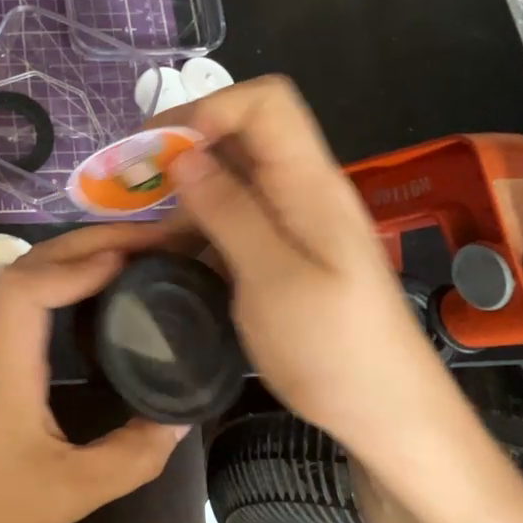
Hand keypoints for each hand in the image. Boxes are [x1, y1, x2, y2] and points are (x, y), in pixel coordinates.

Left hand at [0, 224, 192, 522]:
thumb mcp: (74, 491)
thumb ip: (132, 455)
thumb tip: (178, 420)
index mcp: (2, 358)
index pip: (33, 282)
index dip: (84, 262)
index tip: (139, 257)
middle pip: (29, 265)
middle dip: (89, 242)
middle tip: (152, 239)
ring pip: (20, 275)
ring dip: (73, 256)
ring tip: (130, 254)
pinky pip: (16, 296)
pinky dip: (57, 279)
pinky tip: (90, 293)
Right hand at [157, 76, 445, 452]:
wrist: (393, 420)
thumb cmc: (338, 352)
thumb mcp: (275, 281)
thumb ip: (229, 211)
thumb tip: (182, 154)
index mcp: (310, 185)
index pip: (265, 102)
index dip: (210, 108)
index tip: (159, 149)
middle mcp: (301, 190)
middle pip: (240, 131)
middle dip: (181, 144)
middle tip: (130, 180)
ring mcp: (292, 220)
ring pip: (229, 173)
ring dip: (181, 185)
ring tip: (133, 216)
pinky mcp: (282, 250)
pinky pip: (230, 213)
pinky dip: (193, 218)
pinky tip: (162, 246)